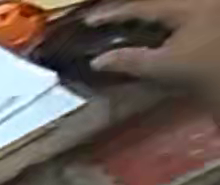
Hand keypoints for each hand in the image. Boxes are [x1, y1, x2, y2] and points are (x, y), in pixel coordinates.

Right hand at [89, 0, 219, 105]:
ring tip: (127, 18)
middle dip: (133, 8)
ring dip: (149, 11)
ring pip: (173, 5)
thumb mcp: (158, 66)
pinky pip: (184, 10)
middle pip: (162, 2)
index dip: (114, 14)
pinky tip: (153, 23)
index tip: (89, 20)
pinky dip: (164, 15)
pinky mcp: (212, 16)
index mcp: (192, 7)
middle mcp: (204, 2)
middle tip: (108, 15)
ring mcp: (210, 8)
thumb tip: (97, 60)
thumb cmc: (201, 68)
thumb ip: (126, 61)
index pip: (144, 7)